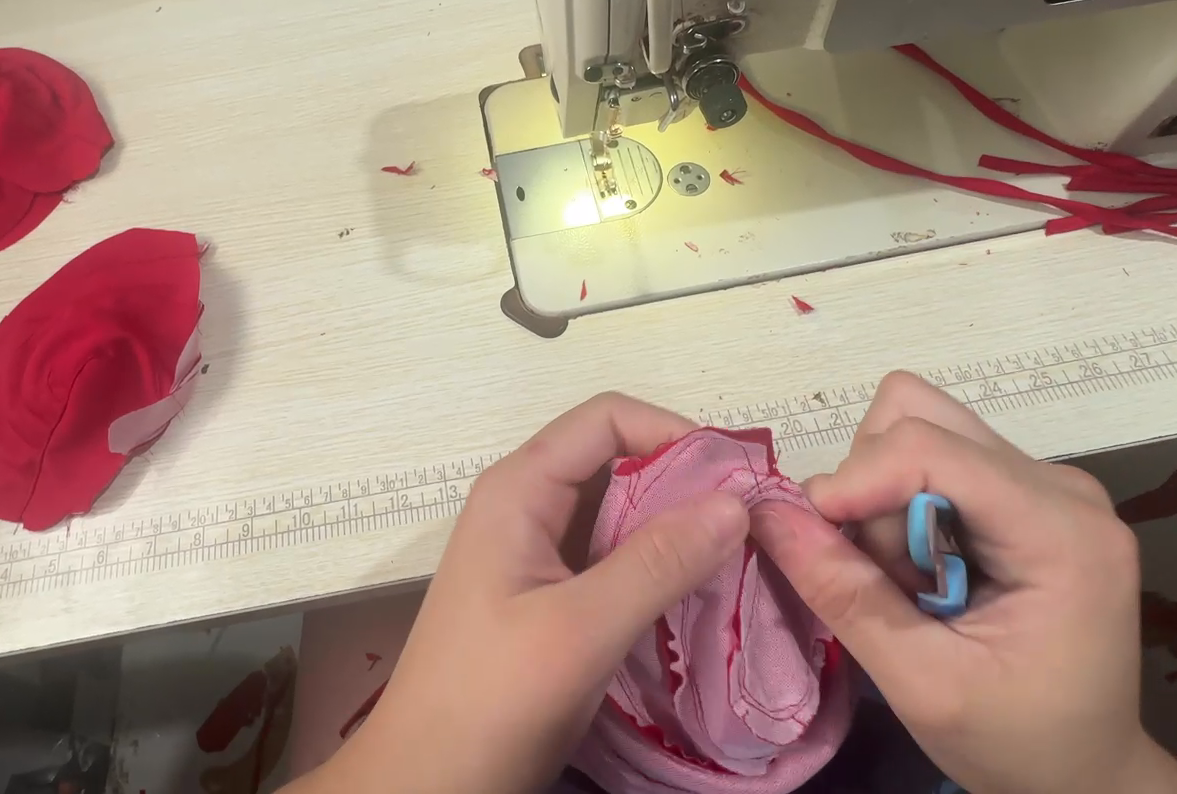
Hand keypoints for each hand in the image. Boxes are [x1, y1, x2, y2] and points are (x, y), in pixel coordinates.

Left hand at [294, 393, 748, 793]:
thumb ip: (656, 563)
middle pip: (614, 455)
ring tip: (734, 552)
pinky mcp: (548, 584)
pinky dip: (654, 556)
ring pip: (616, 504)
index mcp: (520, 487)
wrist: (427, 778)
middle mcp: (527, 500)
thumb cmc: (489, 698)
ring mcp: (536, 543)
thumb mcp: (578, 629)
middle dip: (682, 477)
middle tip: (749, 520)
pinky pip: (610, 547)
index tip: (734, 477)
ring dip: (673, 520)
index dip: (671, 431)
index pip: (605, 418)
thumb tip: (733, 502)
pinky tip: (695, 586)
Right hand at [750, 372, 1176, 793]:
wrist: (1083, 772)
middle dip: (867, 484)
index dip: (853, 479)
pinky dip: (888, 496)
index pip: (925, 446)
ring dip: (875, 490)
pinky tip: (915, 561)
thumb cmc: (1017, 743)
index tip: (812, 536)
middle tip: (879, 569)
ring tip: (902, 572)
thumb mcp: (922, 685)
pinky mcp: (1010, 486)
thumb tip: (763, 511)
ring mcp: (1034, 479)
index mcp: (1059, 530)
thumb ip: (843, 593)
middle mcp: (1053, 482)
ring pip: (909, 425)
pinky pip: (919, 452)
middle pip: (914, 417)